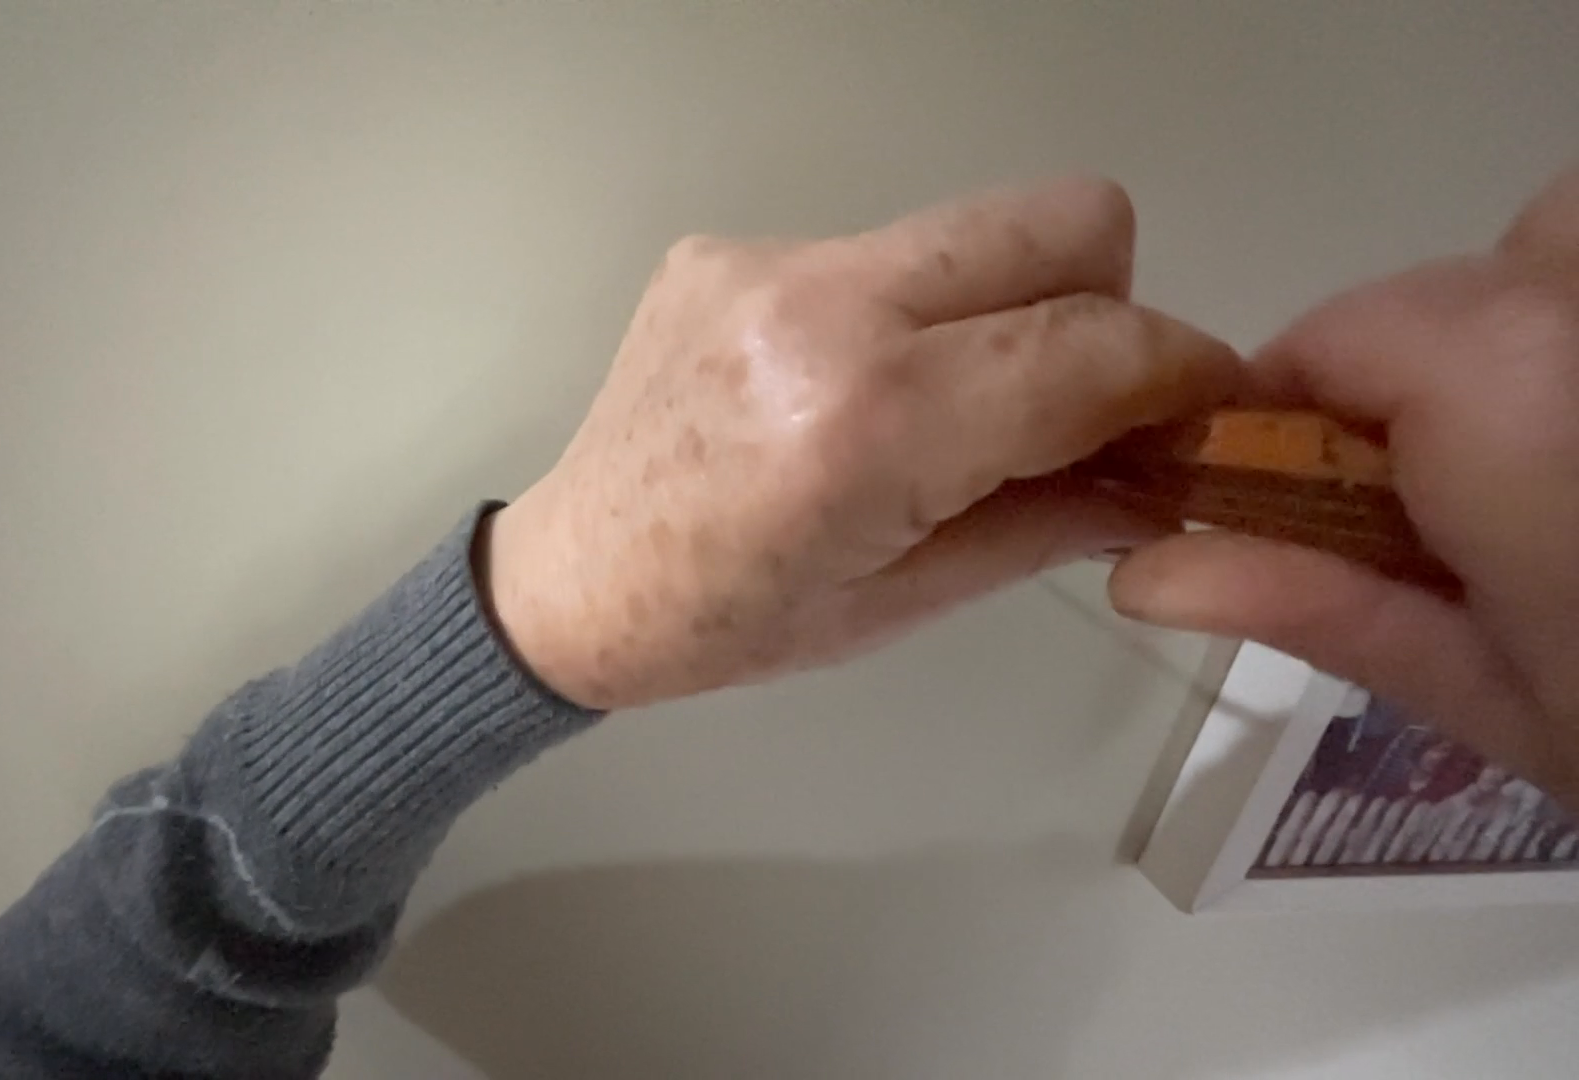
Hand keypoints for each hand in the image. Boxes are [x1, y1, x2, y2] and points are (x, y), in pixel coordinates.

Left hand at [484, 177, 1238, 709]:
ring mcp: (758, 265)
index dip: (1179, 380)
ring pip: (969, 226)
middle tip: (1050, 406)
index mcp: (865, 423)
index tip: (1187, 419)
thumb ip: (1045, 521)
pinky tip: (828, 388)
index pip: (1100, 347)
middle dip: (1100, 311)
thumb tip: (1161, 473)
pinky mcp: (718, 251)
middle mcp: (816, 309)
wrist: (573, 579)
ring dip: (993, 310)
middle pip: (1065, 220)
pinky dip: (892, 312)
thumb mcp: (896, 602)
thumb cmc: (722, 624)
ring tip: (930, 406)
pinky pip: (869, 251)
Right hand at [1110, 168, 1578, 806]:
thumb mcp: (1499, 707)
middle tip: (1438, 455)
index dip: (1296, 380)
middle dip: (1448, 330)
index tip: (1273, 462)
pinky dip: (1570, 344)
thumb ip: (1325, 612)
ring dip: (1537, 318)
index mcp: (1554, 436)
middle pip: (1535, 238)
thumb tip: (1138, 575)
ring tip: (1529, 447)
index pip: (1376, 325)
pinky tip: (1563, 455)